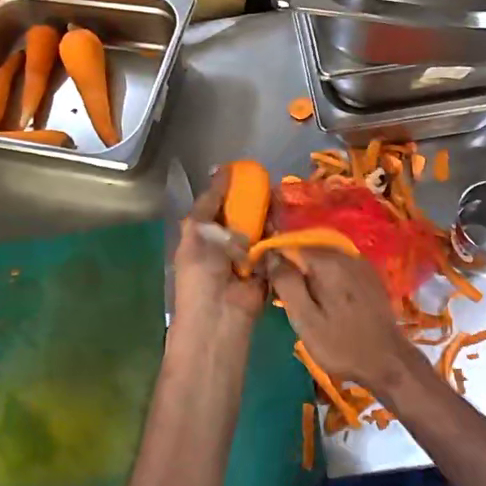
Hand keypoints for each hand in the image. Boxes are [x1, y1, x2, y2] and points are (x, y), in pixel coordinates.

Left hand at [172, 167, 265, 337]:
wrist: (220, 315)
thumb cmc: (201, 273)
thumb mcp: (196, 232)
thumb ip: (209, 203)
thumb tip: (221, 172)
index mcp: (204, 233)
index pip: (219, 204)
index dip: (231, 187)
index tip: (248, 170)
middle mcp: (226, 242)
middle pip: (245, 213)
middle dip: (256, 199)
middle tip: (271, 184)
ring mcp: (249, 255)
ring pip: (263, 227)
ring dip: (271, 215)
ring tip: (282, 198)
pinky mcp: (269, 267)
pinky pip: (276, 245)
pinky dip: (281, 235)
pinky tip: (289, 219)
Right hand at [269, 248, 425, 392]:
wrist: (388, 361)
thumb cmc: (341, 344)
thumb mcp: (305, 319)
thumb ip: (287, 283)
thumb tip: (272, 255)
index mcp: (327, 262)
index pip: (289, 245)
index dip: (274, 260)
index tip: (268, 281)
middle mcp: (345, 255)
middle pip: (308, 250)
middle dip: (293, 266)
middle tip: (284, 295)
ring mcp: (361, 264)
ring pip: (324, 258)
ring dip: (309, 272)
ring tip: (303, 299)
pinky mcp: (370, 276)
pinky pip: (339, 267)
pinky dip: (327, 276)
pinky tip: (325, 297)